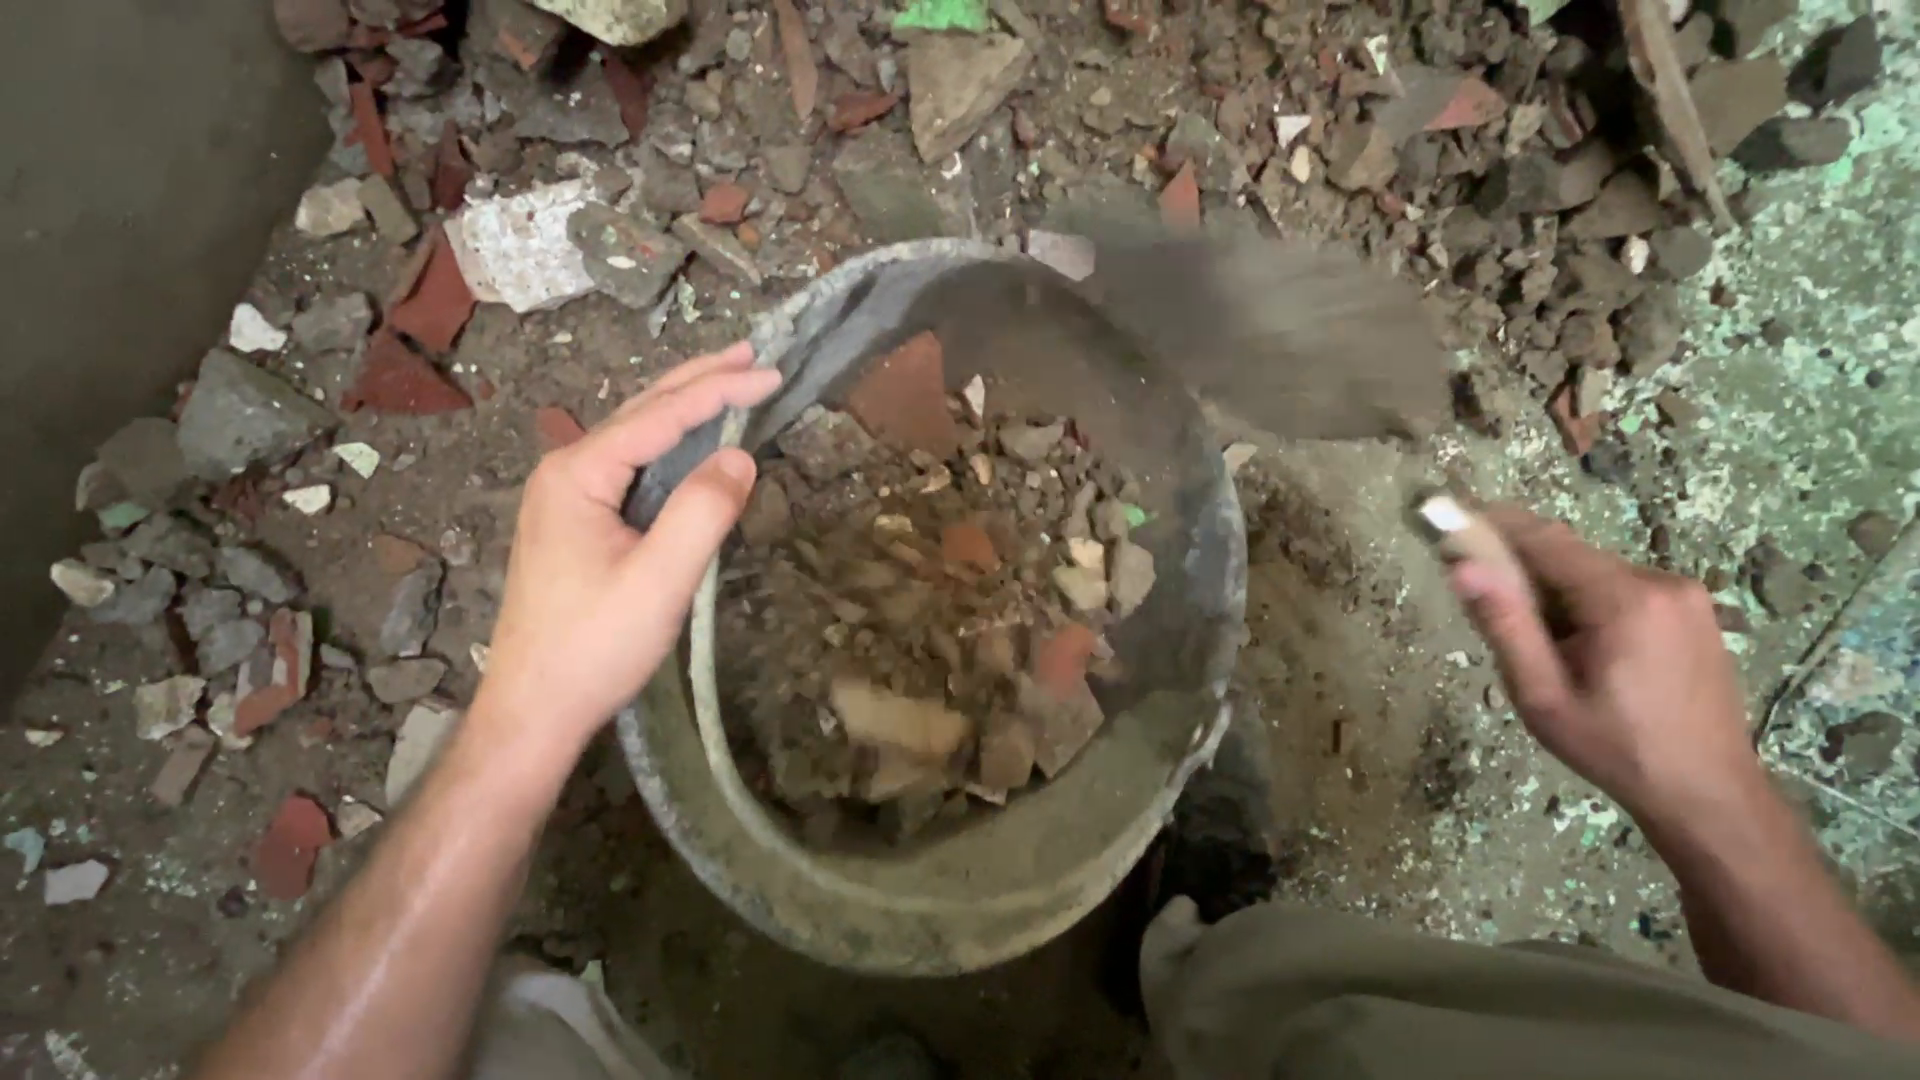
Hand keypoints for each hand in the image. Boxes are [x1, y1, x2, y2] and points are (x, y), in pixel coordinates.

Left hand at [475, 343, 779, 749]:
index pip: (660, 416)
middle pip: (641, 411)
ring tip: (727, 382)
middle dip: (698, 380)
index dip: (719, 390)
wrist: (535, 707)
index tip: (772, 374)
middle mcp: (566, 473)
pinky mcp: (576, 523)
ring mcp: (566, 497)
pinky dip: (670, 443)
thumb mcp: (659, 579)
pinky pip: (631, 465)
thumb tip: (740, 456)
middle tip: (750, 355)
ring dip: (683, 407)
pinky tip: (689, 442)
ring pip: (634, 436)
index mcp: (578, 474)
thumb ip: (701, 512)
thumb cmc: (594, 645)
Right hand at [1450, 507, 1762, 821]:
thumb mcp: (1541, 694)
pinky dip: (1583, 603)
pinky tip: (1581, 651)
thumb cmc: (1614, 747)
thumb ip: (1503, 625)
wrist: (1709, 794)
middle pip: (1566, 555)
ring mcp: (1684, 595)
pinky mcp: (1691, 611)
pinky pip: (1617, 588)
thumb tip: (1461, 567)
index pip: (1543, 538)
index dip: (1491, 525)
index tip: (1448, 523)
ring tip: (1543, 651)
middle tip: (1489, 615)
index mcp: (1624, 599)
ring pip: (1590, 572)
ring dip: (1552, 593)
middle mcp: (1661, 582)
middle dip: (1519, 571)